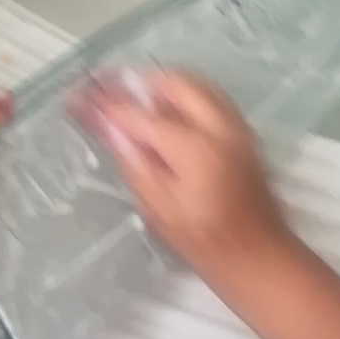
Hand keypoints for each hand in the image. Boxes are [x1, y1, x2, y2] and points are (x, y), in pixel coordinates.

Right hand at [74, 71, 298, 280]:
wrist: (258, 256)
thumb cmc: (203, 241)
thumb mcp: (158, 207)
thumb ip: (133, 160)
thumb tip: (108, 125)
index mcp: (195, 147)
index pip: (141, 115)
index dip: (108, 104)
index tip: (81, 94)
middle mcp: (219, 125)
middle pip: (174, 83)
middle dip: (139, 82)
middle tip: (108, 86)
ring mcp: (236, 126)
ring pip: (195, 85)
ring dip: (162, 84)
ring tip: (133, 95)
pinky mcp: (243, 132)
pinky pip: (210, 97)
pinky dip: (184, 94)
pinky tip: (165, 109)